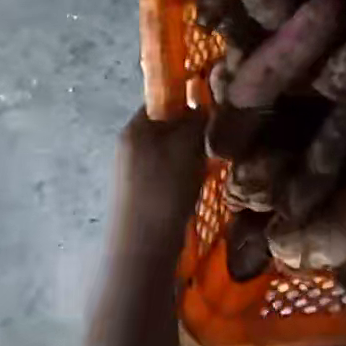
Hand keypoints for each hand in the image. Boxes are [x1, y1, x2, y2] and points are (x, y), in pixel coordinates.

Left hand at [111, 107, 207, 255]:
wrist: (143, 247)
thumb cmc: (165, 189)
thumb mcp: (187, 146)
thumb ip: (196, 119)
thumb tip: (204, 102)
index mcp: (135, 127)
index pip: (163, 98)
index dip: (189, 99)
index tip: (214, 109)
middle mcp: (129, 143)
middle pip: (168, 123)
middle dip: (193, 129)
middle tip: (215, 137)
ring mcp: (133, 169)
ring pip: (171, 147)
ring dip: (192, 152)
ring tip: (209, 162)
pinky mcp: (141, 190)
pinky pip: (169, 169)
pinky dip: (185, 171)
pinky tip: (198, 183)